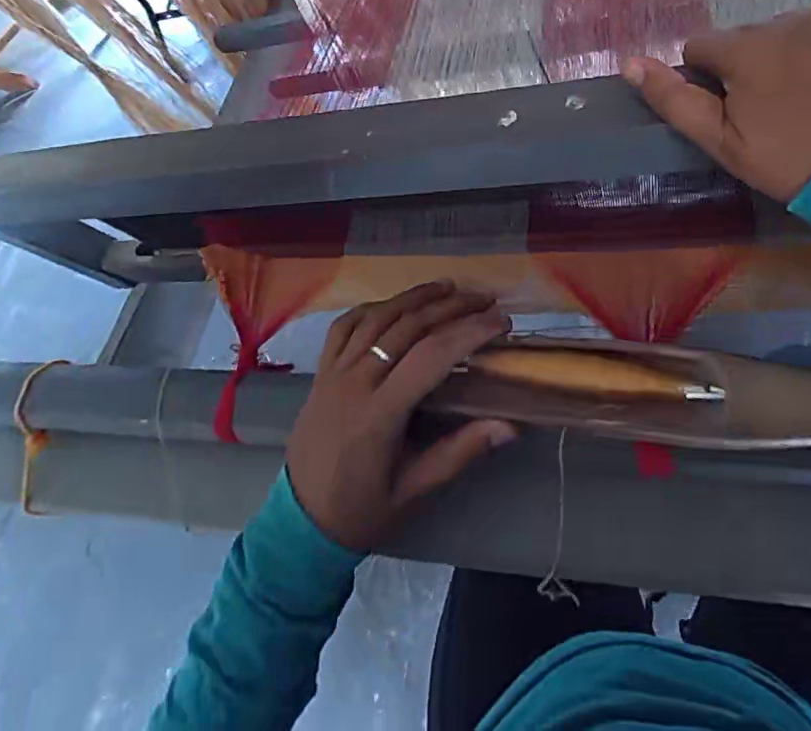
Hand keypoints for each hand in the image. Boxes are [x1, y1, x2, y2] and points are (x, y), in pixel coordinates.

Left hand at [287, 281, 517, 549]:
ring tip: (448, 288)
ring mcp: (332, 374)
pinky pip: (343, 327)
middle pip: (406, 328)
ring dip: (413, 298)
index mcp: (380, 414)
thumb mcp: (414, 490)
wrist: (300, 522)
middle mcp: (354, 383)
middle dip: (450, 308)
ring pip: (375, 319)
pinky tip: (394, 303)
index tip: (501, 322)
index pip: (431, 356)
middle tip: (485, 300)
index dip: (469, 333)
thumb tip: (510, 426)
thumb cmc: (361, 510)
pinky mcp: (320, 373)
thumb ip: (460, 452)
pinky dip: (371, 309)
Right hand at [623, 8, 810, 200]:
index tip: (735, 113)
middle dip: (755, 67)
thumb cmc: (803, 164)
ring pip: (802, 33)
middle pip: (753, 38)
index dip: (710, 80)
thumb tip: (630, 63)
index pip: (702, 47)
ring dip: (800, 59)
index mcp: (747, 49)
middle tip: (782, 116)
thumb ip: (675, 101)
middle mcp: (793, 20)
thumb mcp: (727, 145)